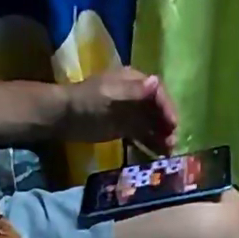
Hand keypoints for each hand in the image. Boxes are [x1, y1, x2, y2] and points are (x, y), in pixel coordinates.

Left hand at [61, 66, 178, 152]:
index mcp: (133, 82)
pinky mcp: (123, 129)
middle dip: (166, 125)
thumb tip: (156, 82)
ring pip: (150, 125)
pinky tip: (156, 155)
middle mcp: (135, 96)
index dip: (167, 108)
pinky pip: (141, 136)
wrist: (64, 117)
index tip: (174, 125)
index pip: (157, 93)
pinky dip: (149, 144)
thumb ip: (133, 91)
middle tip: (173, 143)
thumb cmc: (86, 101)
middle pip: (156, 110)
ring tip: (168, 152)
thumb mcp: (110, 94)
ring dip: (160, 137)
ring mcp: (129, 114)